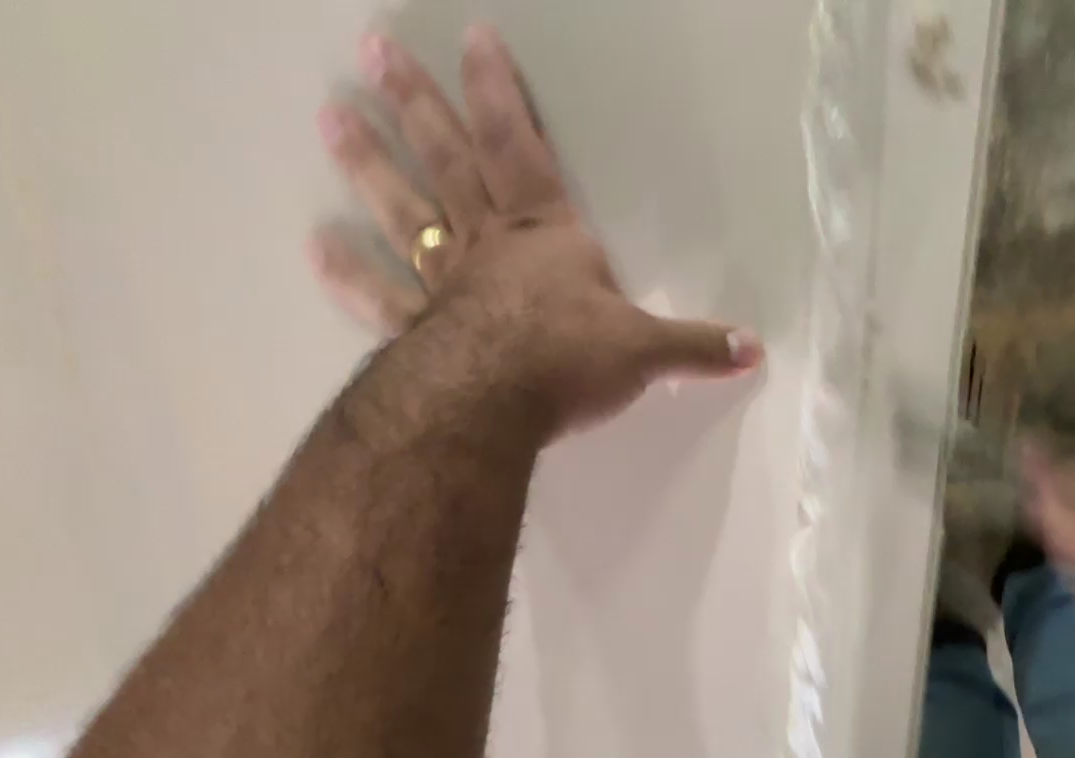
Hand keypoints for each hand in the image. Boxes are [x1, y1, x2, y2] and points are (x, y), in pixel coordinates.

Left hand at [309, 26, 762, 440]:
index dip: (498, 93)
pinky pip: (381, 294)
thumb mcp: (648, 353)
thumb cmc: (572, 360)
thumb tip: (756, 352)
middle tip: (374, 51)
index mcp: (548, 236)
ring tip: (332, 115)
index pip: (521, 148)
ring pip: (408, 212)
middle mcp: (492, 245)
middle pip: (451, 162)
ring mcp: (449, 284)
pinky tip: (318, 247)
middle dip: (417, 106)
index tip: (472, 37)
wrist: (499, 404)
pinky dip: (350, 274)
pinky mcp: (421, 329)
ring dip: (371, 165)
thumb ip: (698, 348)